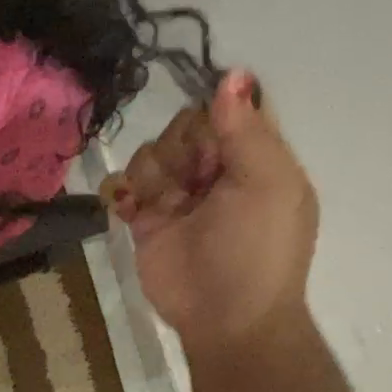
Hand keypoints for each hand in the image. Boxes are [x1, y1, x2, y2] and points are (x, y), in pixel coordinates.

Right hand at [105, 71, 318, 352]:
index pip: (230, 109)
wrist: (226, 319)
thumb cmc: (256, 250)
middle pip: (184, 125)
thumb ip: (246, 129)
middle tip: (195, 183)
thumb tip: (231, 73)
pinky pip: (126, 185)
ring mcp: (179, 197)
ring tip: (165, 206)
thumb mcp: (267, 183)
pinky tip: (134, 211)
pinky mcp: (146, 221)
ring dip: (154, 173)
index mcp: (256, 157)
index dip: (216, 114)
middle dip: (182, 148)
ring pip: (152, 152)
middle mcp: (216, 171)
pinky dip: (125, 192)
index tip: (213, 139)